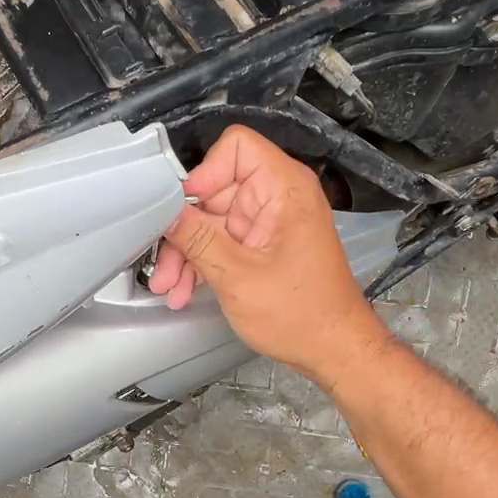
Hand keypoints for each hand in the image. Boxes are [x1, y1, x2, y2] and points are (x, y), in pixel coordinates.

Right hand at [149, 126, 387, 382]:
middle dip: (184, 229)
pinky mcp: (261, 247)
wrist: (332, 349)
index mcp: (284, 189)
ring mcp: (268, 224)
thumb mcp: (237, 276)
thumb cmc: (304, 315)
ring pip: (211, 222)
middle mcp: (277, 199)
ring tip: (171, 287)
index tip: (181, 209)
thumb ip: (197, 239)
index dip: (203, 174)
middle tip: (164, 264)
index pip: (235, 148)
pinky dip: (202, 264)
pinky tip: (187, 290)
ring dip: (187, 254)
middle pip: (213, 192)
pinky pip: (221, 244)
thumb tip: (165, 211)